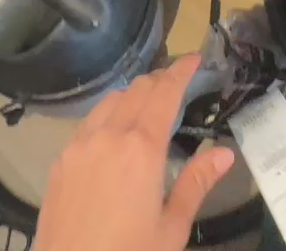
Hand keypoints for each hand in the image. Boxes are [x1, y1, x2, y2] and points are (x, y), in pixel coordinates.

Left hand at [34, 54, 235, 250]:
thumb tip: (225, 152)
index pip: (165, 92)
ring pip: (110, 99)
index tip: (193, 57)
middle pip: (137, 88)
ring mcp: (80, 145)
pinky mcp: (61, 160)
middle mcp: (109, 135)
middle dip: (159, 79)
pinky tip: (115, 133)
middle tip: (177, 82)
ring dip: (133, 93)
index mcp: (142, 148)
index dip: (181, 71)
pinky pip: (88, 121)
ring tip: (148, 104)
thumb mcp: (171, 228)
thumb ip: (196, 183)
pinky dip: (108, 114)